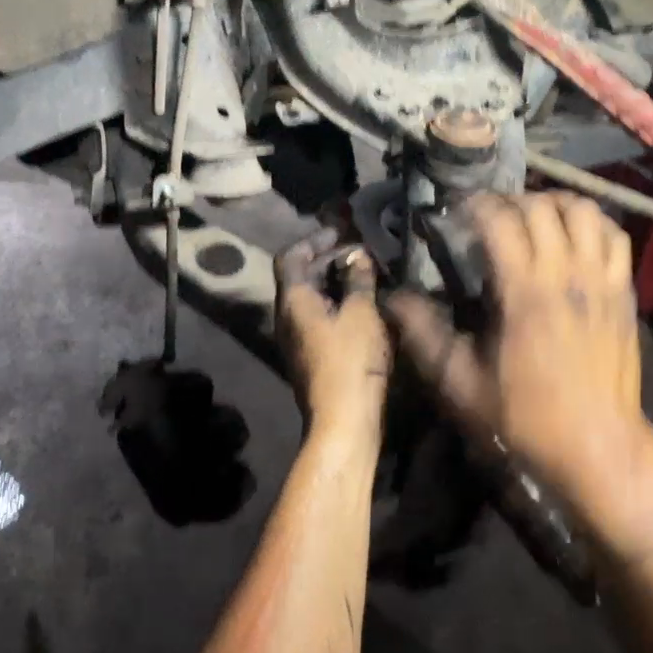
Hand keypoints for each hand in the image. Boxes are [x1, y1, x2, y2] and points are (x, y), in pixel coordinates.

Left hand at [274, 227, 391, 439]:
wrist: (342, 420)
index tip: (340, 232)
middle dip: (328, 259)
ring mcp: (295, 337)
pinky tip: (363, 306)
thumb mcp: (361, 314)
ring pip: (311, 298)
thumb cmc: (350, 360)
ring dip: (335, 282)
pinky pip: (318, 317)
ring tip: (366, 276)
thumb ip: (358, 280)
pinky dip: (336, 303)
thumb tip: (357, 255)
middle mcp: (286, 315)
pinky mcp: (309, 355)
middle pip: (301, 276)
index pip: (292, 256)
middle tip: (361, 253)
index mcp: (293, 299)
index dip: (314, 239)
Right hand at [386, 193, 652, 552]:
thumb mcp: (462, 382)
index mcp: (524, 293)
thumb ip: (425, 334)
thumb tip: (393, 298)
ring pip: (585, 211)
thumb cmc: (525, 416)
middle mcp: (566, 275)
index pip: (501, 221)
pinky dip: (593, 224)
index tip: (457, 212)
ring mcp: (602, 281)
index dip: (475, 206)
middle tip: (489, 216)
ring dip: (555, 203)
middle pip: (541, 207)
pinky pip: (615, 236)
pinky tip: (573, 237)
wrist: (598, 446)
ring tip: (533, 217)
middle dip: (510, 200)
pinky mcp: (625, 292)